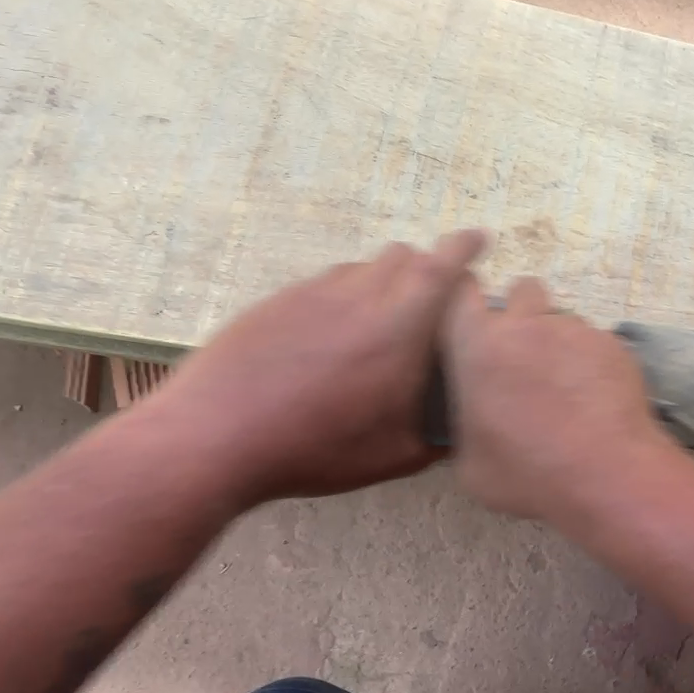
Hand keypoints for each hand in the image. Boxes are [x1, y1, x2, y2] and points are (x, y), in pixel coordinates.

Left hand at [145, 231, 485, 503]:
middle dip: (427, 266)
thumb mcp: (395, 455)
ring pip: (363, 266)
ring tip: (380, 322)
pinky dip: (345, 296)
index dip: (466, 246)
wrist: (213, 438)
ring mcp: (313, 294)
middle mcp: (360, 297)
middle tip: (432, 299)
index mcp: (400, 328)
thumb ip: (438, 436)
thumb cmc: (316, 448)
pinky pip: (325, 282)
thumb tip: (460, 429)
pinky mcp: (276, 302)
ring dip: (385, 280)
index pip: (442, 267)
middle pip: (404, 255)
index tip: (480, 237)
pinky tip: (332, 337)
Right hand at [442, 275, 679, 522]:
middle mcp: (527, 325)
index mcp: (479, 345)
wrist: (606, 472)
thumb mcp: (471, 464)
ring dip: (559, 342)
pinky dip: (593, 361)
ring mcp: (575, 330)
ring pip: (562, 319)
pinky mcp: (613, 343)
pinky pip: (596, 342)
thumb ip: (468, 424)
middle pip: (522, 290)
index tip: (471, 321)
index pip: (460, 291)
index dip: (465, 300)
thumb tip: (477, 421)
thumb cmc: (527, 472)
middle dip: (522, 312)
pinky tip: (597, 397)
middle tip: (525, 354)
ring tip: (568, 387)